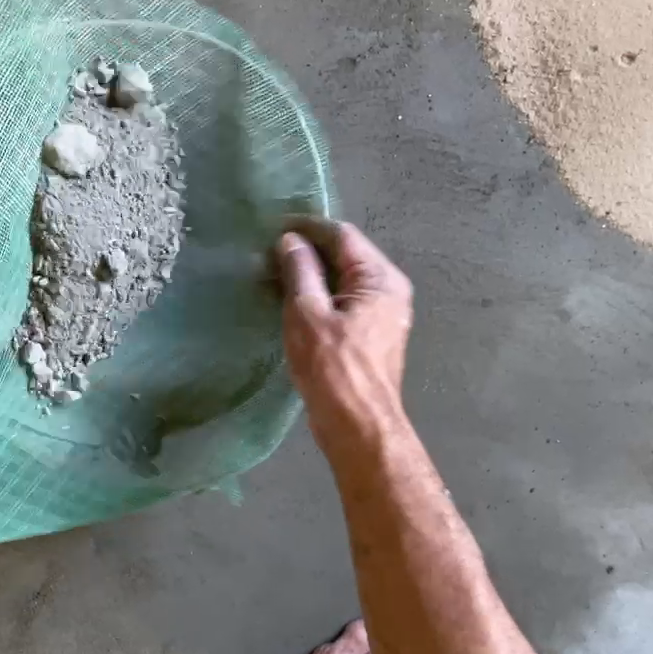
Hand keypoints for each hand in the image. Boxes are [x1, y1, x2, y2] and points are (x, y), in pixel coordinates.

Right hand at [275, 218, 413, 446]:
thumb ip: (300, 270)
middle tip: (265, 253)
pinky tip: (286, 300)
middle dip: (305, 251)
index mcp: (380, 279)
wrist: (357, 425)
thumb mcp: (307, 312)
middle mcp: (387, 290)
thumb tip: (291, 240)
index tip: (271, 228)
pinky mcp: (368, 333)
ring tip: (269, 275)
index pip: (342, 235)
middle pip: (343, 255)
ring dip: (307, 274)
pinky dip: (315, 295)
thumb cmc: (333, 366)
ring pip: (339, 279)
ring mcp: (380, 313)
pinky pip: (339, 300)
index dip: (307, 228)